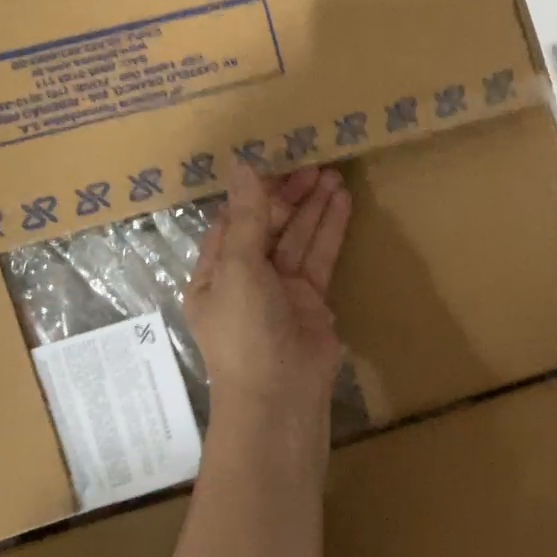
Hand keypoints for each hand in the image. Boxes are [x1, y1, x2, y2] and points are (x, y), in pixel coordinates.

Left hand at [184, 161, 352, 425]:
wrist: (280, 394)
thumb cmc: (246, 332)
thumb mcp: (239, 269)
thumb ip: (247, 217)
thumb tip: (241, 165)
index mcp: (214, 273)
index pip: (233, 221)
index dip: (255, 192)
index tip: (280, 163)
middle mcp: (246, 278)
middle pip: (268, 226)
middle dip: (290, 196)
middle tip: (316, 164)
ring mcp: (281, 290)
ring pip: (298, 238)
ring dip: (314, 208)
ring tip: (334, 174)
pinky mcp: (312, 300)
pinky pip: (320, 257)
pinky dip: (331, 230)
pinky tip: (342, 202)